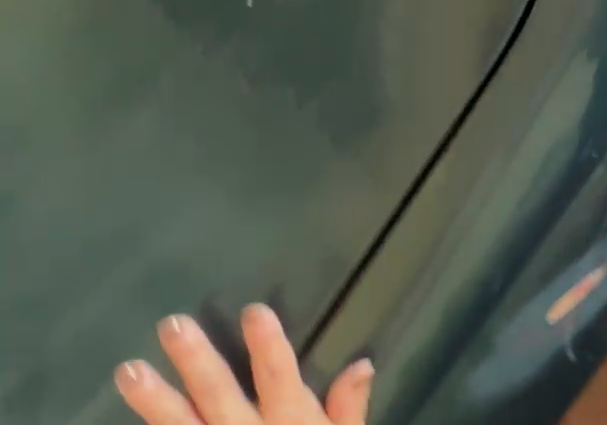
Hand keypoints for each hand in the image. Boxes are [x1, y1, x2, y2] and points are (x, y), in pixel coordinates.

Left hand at [115, 306, 372, 424]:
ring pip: (177, 424)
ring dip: (153, 397)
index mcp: (288, 421)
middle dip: (194, 358)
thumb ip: (350, 407)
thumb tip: (362, 361)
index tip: (251, 309)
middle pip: (216, 391)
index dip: (266, 340)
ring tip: (128, 370)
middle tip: (170, 325)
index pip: (276, 372)